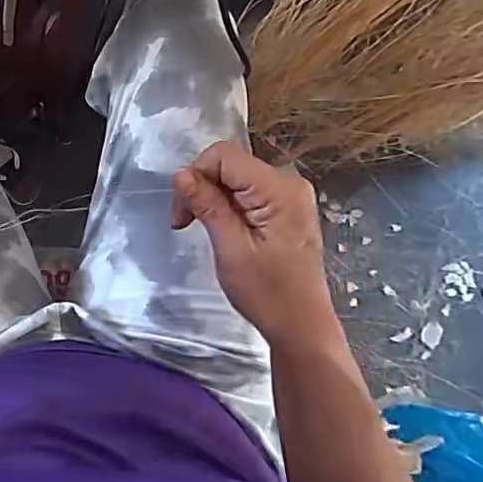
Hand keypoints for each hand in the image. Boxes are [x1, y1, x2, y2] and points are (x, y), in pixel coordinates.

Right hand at [171, 141, 340, 349]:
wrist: (302, 326)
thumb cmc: (268, 293)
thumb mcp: (231, 249)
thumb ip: (207, 205)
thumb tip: (180, 174)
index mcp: (280, 189)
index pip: (224, 155)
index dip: (195, 174)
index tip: (181, 212)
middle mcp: (289, 183)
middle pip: (230, 164)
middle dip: (200, 187)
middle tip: (183, 223)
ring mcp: (290, 195)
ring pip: (235, 177)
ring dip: (211, 197)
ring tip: (200, 229)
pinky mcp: (286, 207)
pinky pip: (248, 192)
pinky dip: (227, 205)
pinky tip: (221, 229)